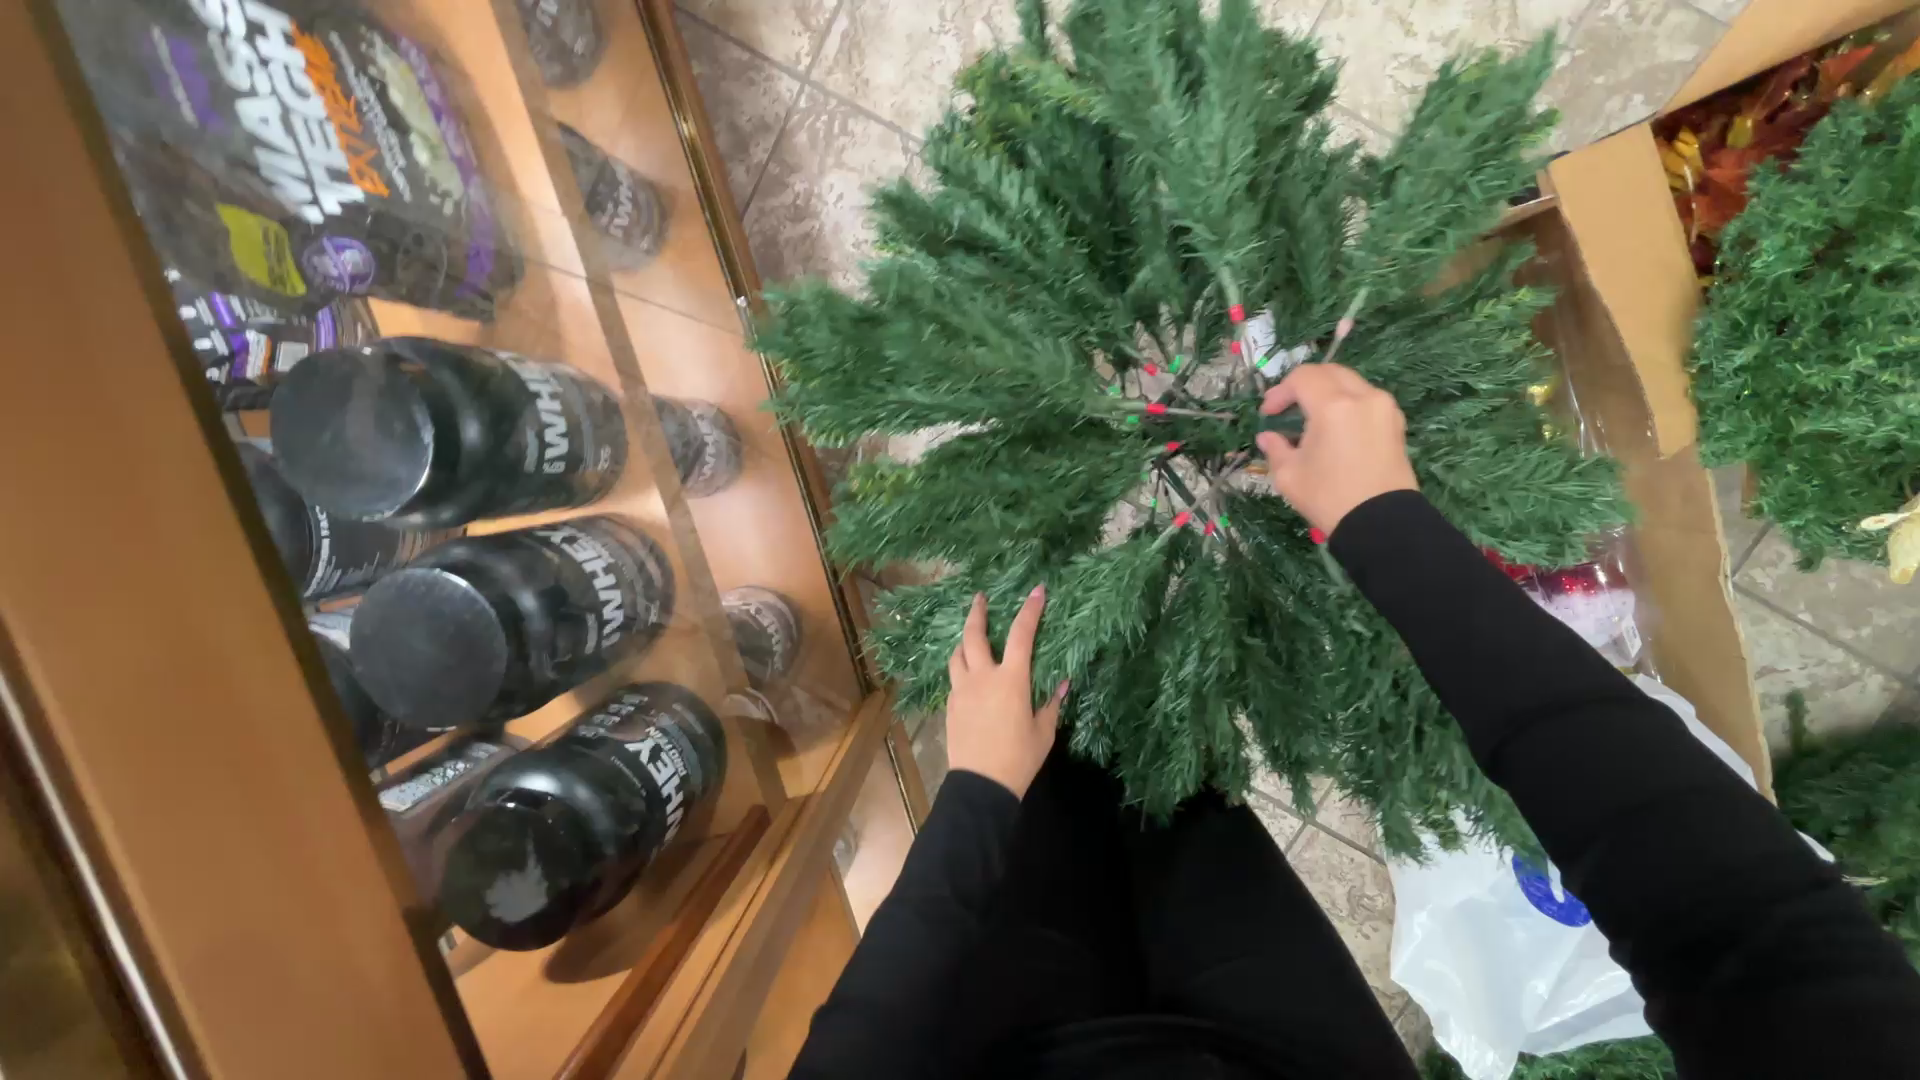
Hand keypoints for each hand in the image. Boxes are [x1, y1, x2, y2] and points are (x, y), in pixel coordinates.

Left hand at [946, 587, 1067, 798]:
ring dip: (964, 640)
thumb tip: (1062, 683)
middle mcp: (982, 677)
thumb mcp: (1044, 731)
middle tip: (980, 598)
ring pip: (957, 655)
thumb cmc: (1019, 758)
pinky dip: (963, 668)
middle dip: (977, 613)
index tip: (1036, 591)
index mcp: (1010, 680)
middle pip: (974, 635)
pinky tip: (970, 675)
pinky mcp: (950, 705)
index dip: (1030, 610)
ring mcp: (962, 690)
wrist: (981, 785)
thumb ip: (1051, 703)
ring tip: (971, 636)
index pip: (1022, 635)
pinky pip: (955, 678)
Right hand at [1255, 363, 1418, 536]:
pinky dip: (1346, 404)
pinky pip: (1366, 399)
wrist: (1380, 522)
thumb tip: (1268, 437)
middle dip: (1303, 386)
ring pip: (1350, 383)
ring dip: (1326, 393)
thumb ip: (1275, 448)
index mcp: (1333, 407)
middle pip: (1329, 373)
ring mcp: (1384, 408)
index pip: (1303, 378)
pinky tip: (1335, 429)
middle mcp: (1363, 397)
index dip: (1280, 392)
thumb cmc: (1328, 497)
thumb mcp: (1289, 475)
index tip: (1268, 414)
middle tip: (1286, 409)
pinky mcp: (1395, 422)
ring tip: (1310, 420)